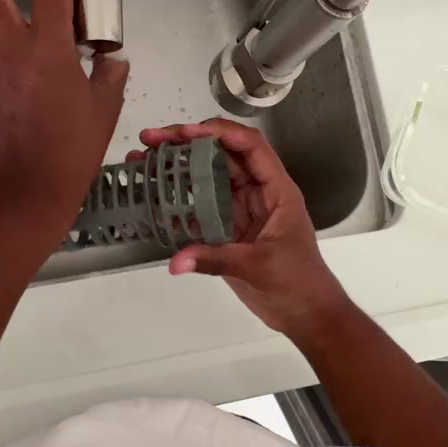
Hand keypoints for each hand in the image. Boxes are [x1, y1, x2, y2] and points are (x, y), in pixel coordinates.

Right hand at [136, 118, 355, 338]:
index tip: (183, 132)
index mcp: (275, 190)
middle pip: (221, 156)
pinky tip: (151, 196)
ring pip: (207, 178)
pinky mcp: (227, 231)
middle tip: (149, 140)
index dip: (218, 133)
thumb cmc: (297, 282)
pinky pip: (200, 209)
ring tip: (142, 161)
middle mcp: (257, 193)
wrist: (305, 314)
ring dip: (177, 168)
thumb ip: (215, 260)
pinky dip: (177, 201)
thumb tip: (176, 261)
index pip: (250, 147)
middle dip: (186, 143)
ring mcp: (240, 211)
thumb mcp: (259, 266)